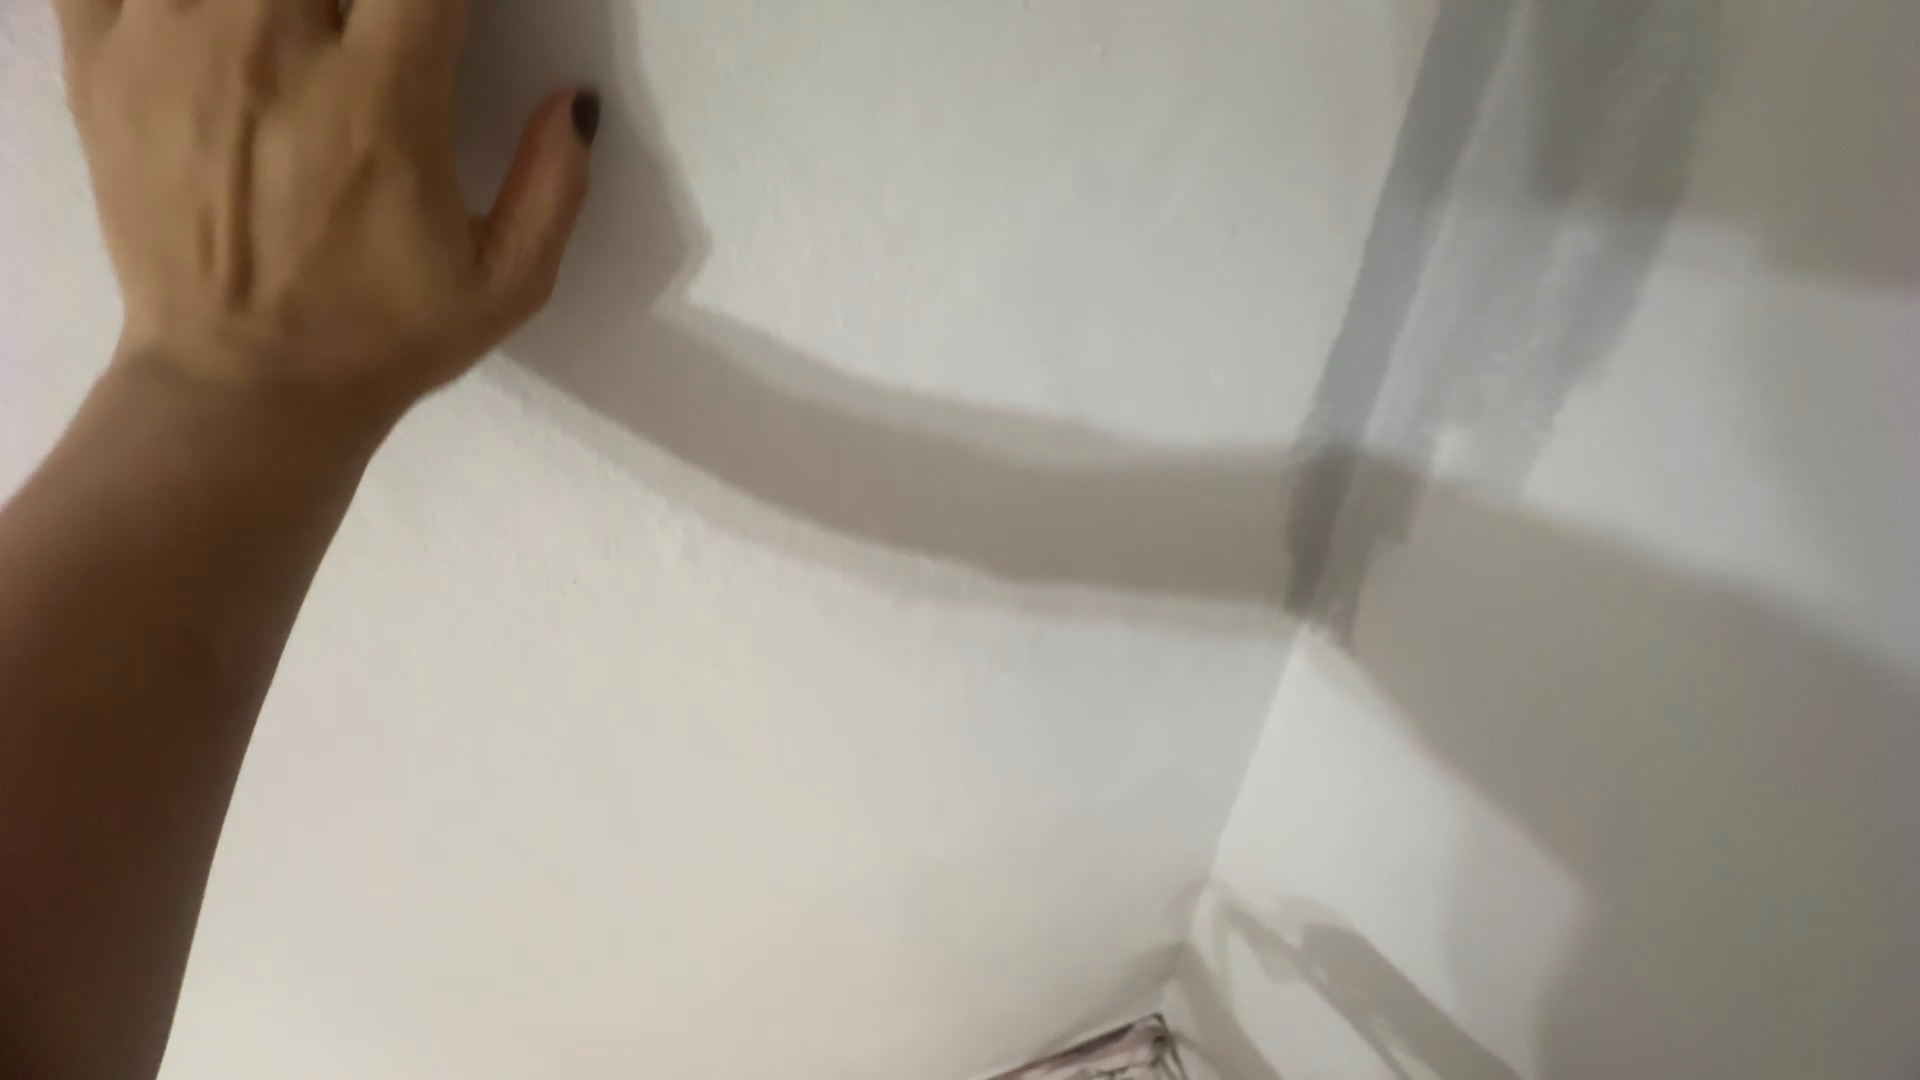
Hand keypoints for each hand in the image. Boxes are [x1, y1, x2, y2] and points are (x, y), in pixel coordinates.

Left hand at [55, 0, 596, 410]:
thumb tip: (577, 102)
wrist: (252, 380)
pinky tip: (233, 25)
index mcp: (381, 104)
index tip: (465, 19)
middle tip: (396, 33)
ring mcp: (166, 38)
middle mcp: (268, 47)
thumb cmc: (395, 332)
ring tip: (326, 36)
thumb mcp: (512, 283)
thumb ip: (555, 186)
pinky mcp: (97, 53)